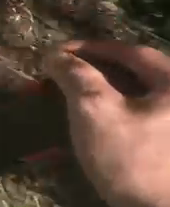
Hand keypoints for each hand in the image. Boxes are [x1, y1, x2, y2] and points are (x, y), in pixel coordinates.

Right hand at [47, 41, 169, 206]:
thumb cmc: (134, 158)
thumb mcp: (92, 108)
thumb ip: (74, 74)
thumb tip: (58, 56)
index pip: (133, 53)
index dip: (90, 48)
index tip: (55, 54)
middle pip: (142, 78)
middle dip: (97, 75)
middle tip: (61, 80)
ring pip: (145, 104)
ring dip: (107, 99)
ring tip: (75, 107)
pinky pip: (152, 126)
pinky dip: (123, 122)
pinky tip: (102, 134)